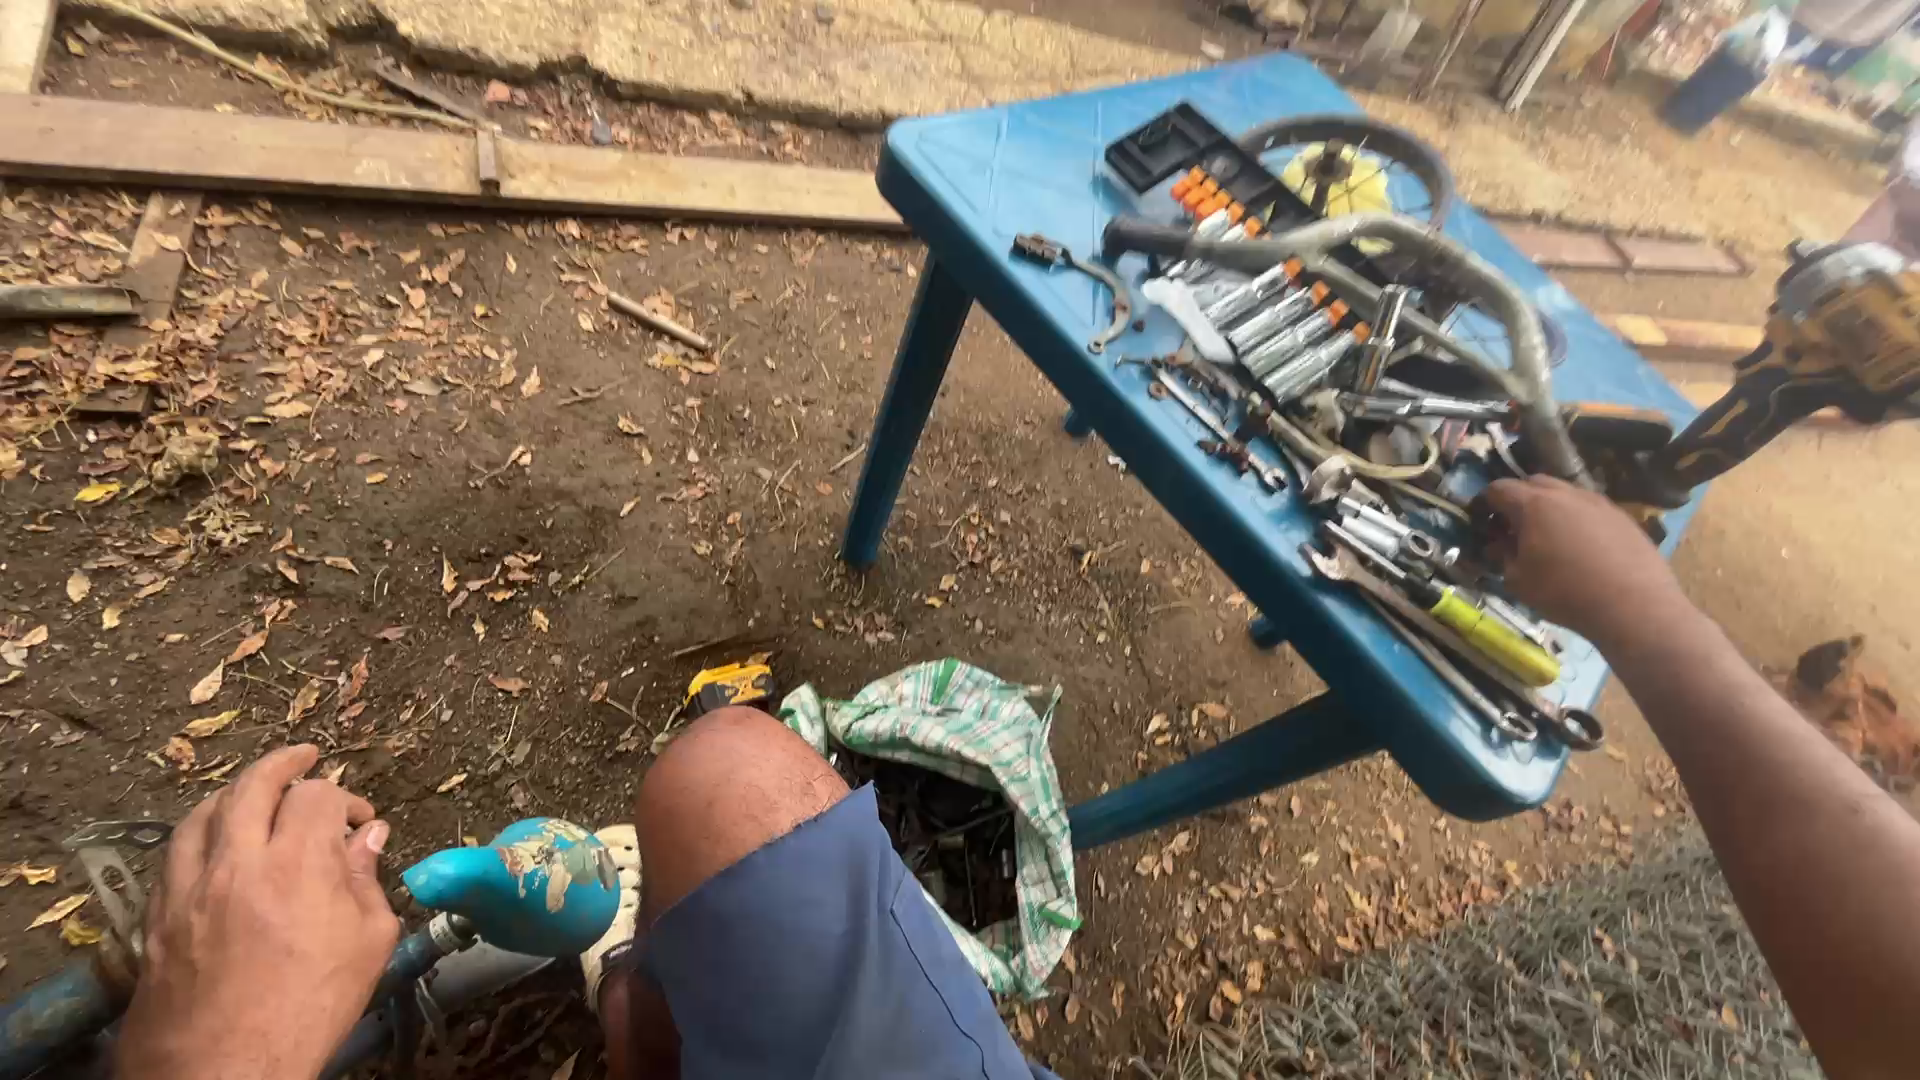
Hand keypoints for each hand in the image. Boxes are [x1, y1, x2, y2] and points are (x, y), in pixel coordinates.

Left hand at [116, 745, 398, 1079]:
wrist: (225, 1071)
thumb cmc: (315, 1001)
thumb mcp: (369, 937)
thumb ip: (365, 879)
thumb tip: (368, 838)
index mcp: (298, 864)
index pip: (317, 796)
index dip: (345, 798)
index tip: (362, 822)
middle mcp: (237, 865)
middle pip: (250, 789)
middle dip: (283, 764)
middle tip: (305, 756)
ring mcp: (187, 893)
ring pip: (199, 817)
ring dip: (232, 793)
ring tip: (254, 789)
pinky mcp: (155, 923)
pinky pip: (172, 857)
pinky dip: (199, 833)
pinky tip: (216, 842)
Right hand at [1479, 475, 1689, 648]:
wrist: (1634, 607)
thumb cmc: (1564, 592)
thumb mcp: (1516, 578)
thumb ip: (1502, 554)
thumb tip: (1499, 544)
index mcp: (1534, 505)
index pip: (1498, 488)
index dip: (1484, 503)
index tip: (1481, 522)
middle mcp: (1567, 495)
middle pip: (1533, 482)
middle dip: (1517, 499)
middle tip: (1512, 526)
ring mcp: (1599, 504)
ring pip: (1564, 493)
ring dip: (1548, 507)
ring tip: (1547, 536)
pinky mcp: (1623, 518)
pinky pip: (1589, 509)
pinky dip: (1575, 518)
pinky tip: (1578, 546)